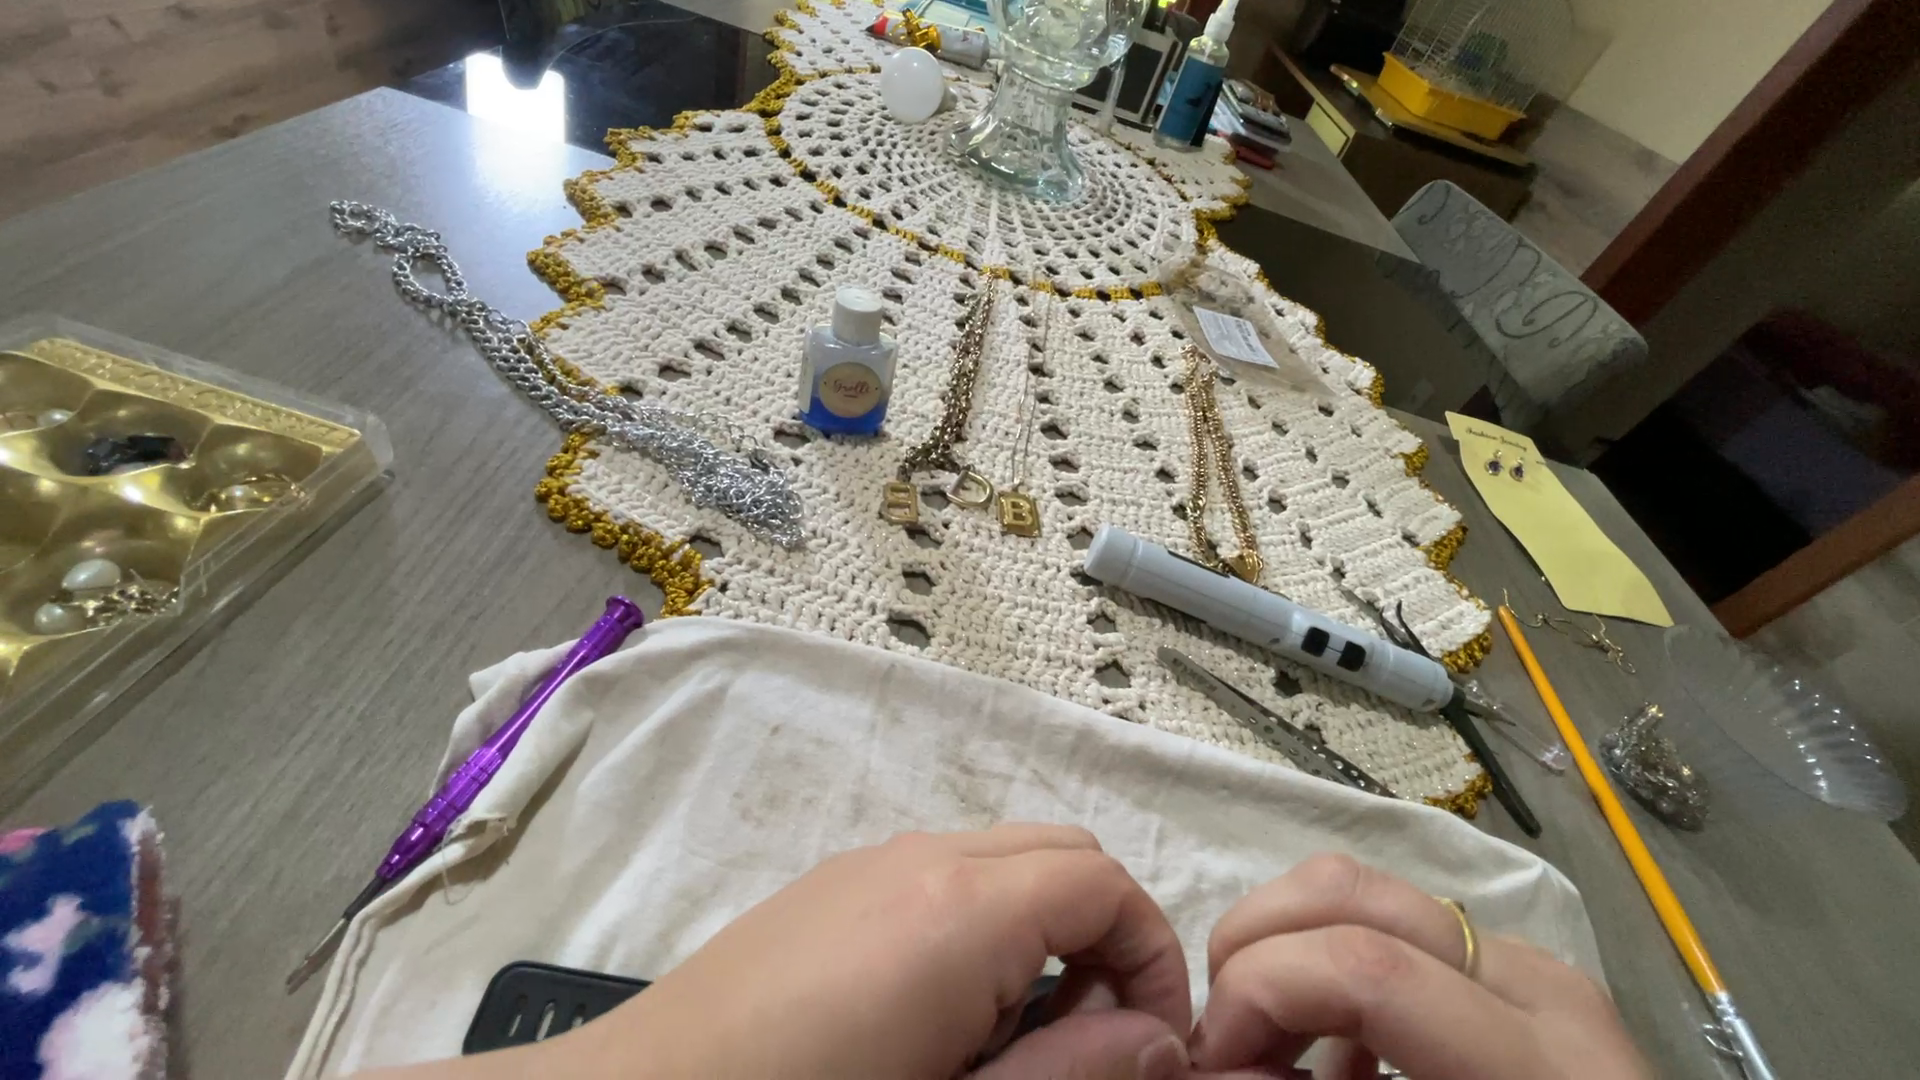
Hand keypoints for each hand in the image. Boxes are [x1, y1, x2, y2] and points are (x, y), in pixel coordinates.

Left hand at [555, 825, 1192, 1079]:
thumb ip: (1071, 1069)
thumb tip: (1160, 1039)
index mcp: (964, 906)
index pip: (1105, 882)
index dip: (1154, 954)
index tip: (1155, 1043)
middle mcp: (926, 855)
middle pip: (1064, 851)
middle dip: (1106, 931)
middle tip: (1090, 1036)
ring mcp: (875, 859)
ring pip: (1006, 857)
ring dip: (1044, 924)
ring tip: (1015, 1029)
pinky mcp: (836, 879)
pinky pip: (945, 872)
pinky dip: (985, 917)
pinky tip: (941, 1006)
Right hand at [1188, 854, 1647, 1079]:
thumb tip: (1213, 1068)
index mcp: (1542, 1067)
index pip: (1368, 969)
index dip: (1261, 992)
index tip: (1214, 1057)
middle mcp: (1536, 984)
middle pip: (1348, 891)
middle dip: (1252, 942)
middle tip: (1224, 1026)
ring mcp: (1524, 964)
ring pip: (1358, 887)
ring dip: (1281, 944)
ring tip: (1265, 1030)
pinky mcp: (1509, 969)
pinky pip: (1387, 923)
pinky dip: (1325, 959)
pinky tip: (1331, 1049)